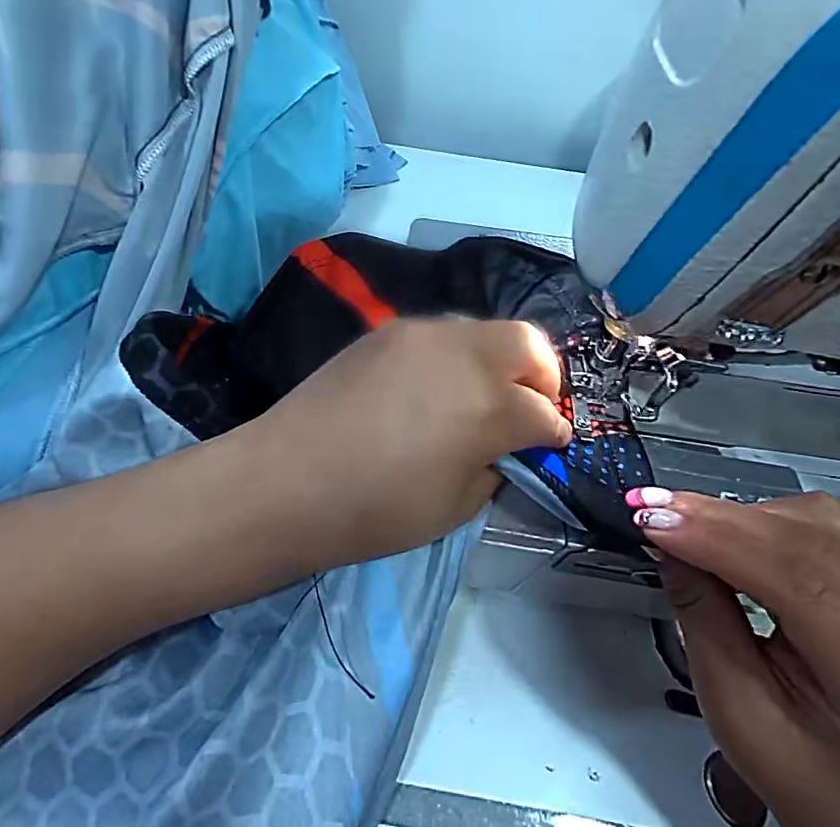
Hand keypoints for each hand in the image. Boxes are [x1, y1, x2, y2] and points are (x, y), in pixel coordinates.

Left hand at [240, 317, 572, 569]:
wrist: (287, 480)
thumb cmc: (375, 510)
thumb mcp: (455, 506)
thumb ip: (495, 466)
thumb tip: (506, 446)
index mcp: (488, 406)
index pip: (543, 412)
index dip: (552, 434)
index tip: (549, 445)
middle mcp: (463, 355)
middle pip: (530, 344)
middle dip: (542, 377)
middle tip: (528, 408)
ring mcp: (423, 334)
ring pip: (486, 330)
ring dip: (498, 361)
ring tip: (478, 396)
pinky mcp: (390, 329)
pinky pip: (443, 333)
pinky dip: (457, 356)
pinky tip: (435, 387)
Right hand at [630, 489, 839, 826]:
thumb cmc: (822, 796)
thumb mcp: (745, 721)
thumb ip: (706, 623)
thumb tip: (674, 544)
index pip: (811, 587)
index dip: (723, 539)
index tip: (659, 518)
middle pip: (822, 546)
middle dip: (725, 520)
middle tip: (657, 507)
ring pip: (831, 526)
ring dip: (747, 517)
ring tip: (689, 522)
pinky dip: (777, 523)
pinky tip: (738, 530)